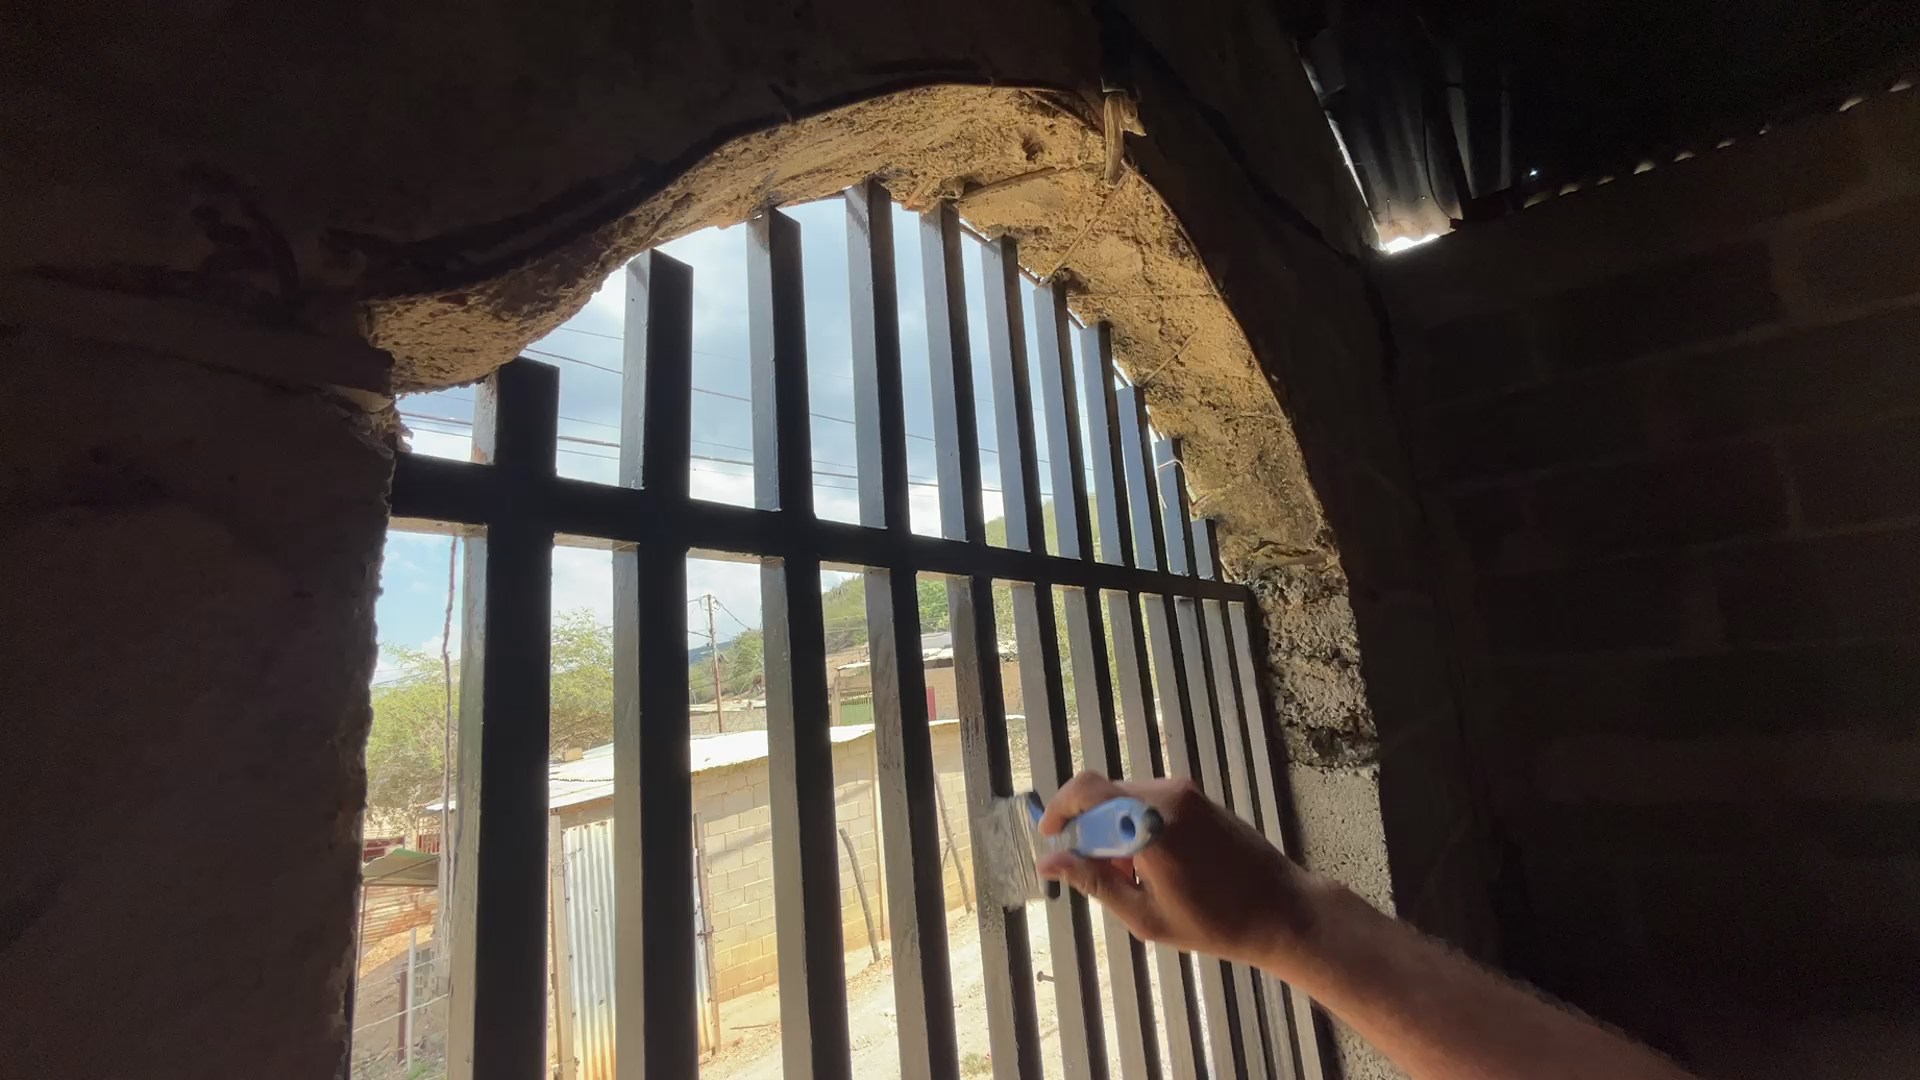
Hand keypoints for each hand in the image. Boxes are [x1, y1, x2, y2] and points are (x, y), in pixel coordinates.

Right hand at [1036, 771, 1322, 972]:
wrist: (1282, 910)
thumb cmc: (1213, 924)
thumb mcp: (1145, 915)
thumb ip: (1094, 882)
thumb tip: (1048, 863)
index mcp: (1149, 826)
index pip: (1086, 791)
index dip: (1059, 806)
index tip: (1050, 834)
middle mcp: (1164, 796)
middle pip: (1104, 797)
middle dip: (1092, 830)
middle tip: (1105, 872)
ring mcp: (1183, 790)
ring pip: (1126, 798)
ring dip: (1116, 828)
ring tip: (1137, 875)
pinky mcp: (1196, 793)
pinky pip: (1150, 799)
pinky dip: (1138, 823)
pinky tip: (1159, 862)